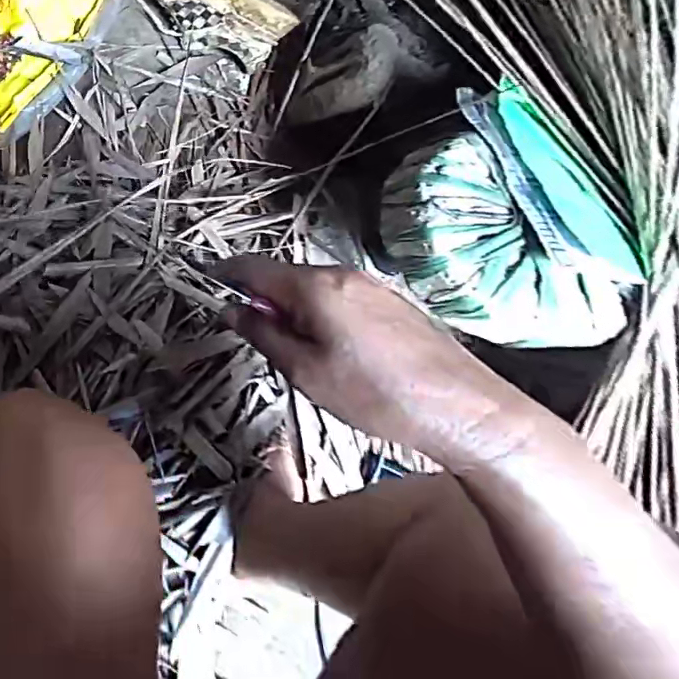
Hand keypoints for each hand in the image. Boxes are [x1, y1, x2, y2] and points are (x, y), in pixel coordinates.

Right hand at [212, 255, 543, 466]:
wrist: (470, 412)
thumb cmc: (376, 395)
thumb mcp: (305, 372)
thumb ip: (263, 334)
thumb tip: (232, 309)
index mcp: (314, 286)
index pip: (253, 266)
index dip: (225, 273)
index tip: (209, 283)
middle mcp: (341, 273)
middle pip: (285, 276)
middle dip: (265, 300)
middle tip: (266, 341)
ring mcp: (372, 284)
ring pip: (314, 287)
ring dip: (295, 308)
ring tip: (306, 353)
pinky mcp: (393, 301)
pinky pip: (341, 296)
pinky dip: (323, 312)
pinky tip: (340, 350)